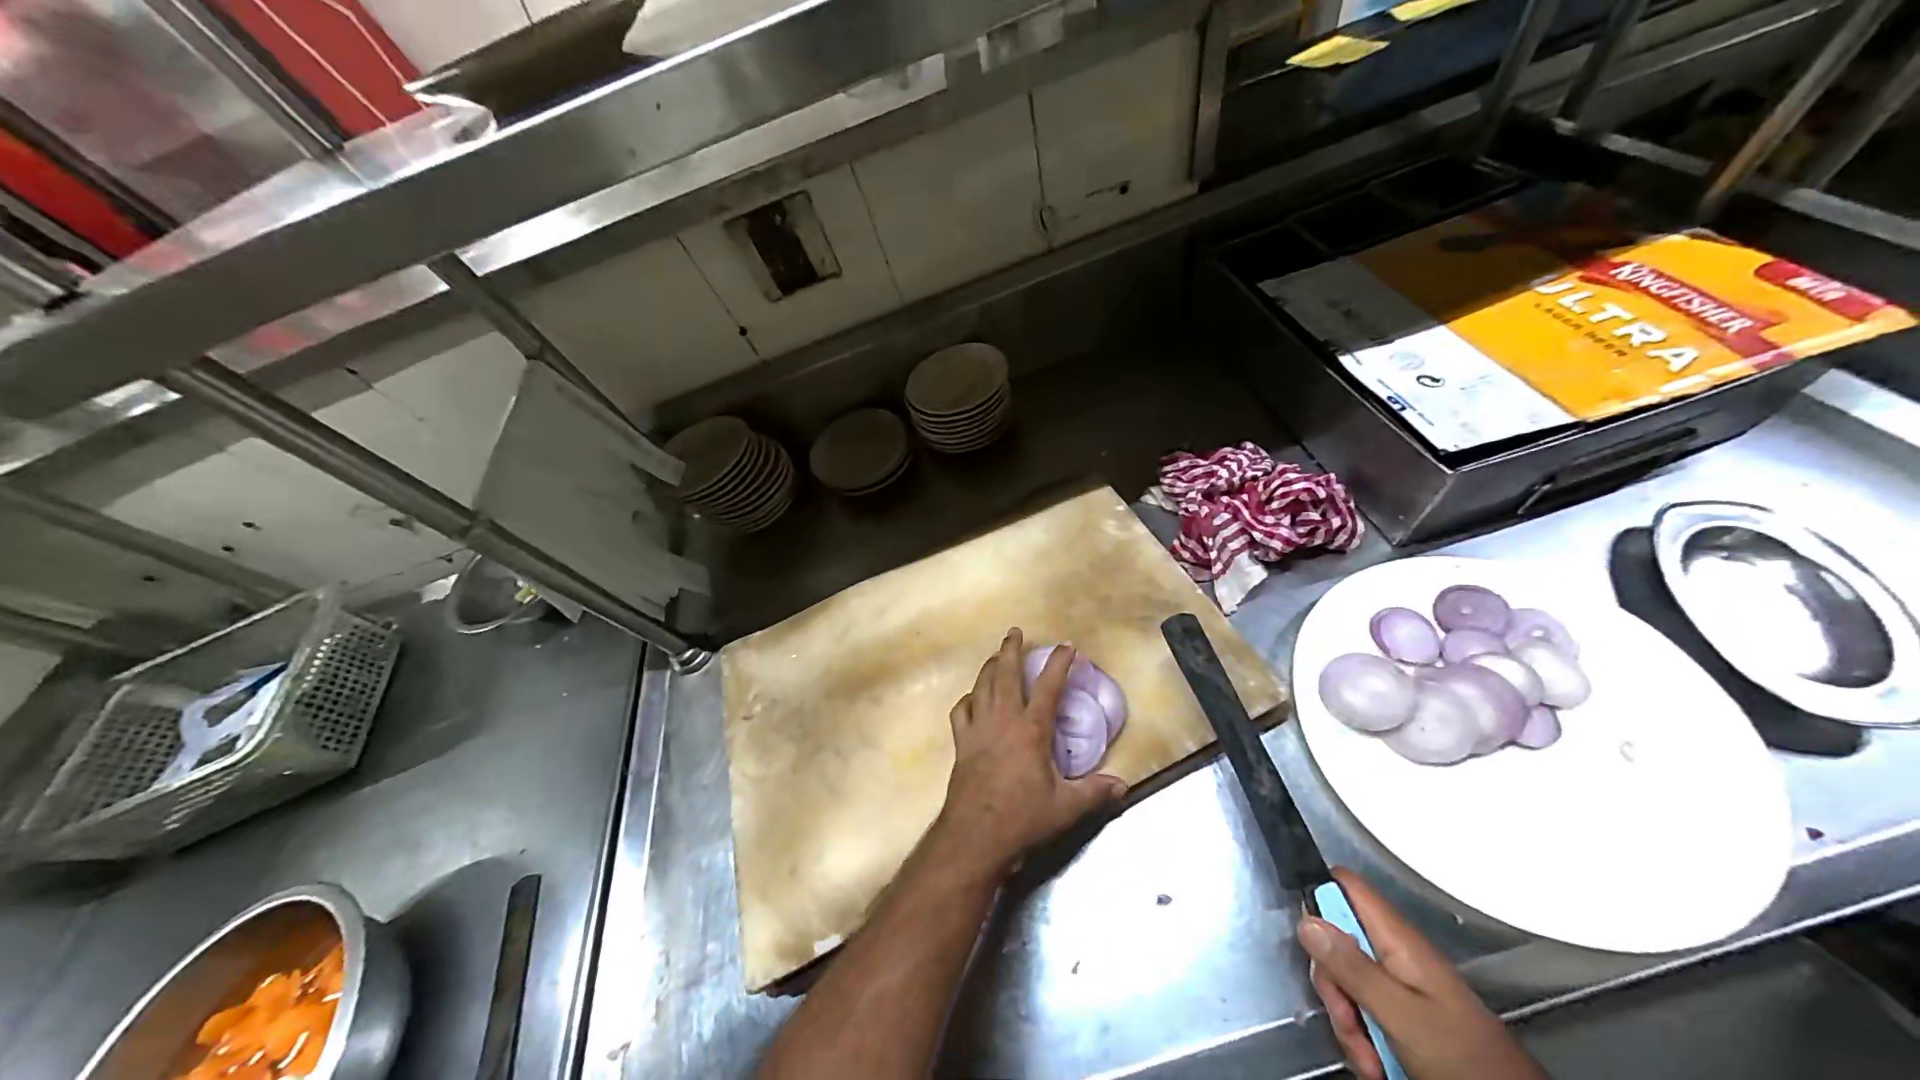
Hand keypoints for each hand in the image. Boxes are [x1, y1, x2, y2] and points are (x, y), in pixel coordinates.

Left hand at [932, 629, 1127, 880]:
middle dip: (1011, 649)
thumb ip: (1095, 793)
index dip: (1059, 663)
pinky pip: (961, 710)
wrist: (974, 835)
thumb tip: (1122, 787)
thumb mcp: (1066, 807)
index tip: (1067, 646)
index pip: (1049, 686)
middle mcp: (1002, 720)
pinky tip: (972, 698)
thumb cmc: (1022, 818)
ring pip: (981, 685)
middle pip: (1005, 673)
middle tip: (1015, 632)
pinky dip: (968, 698)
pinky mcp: (960, 743)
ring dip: (989, 666)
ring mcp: (977, 729)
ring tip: (996, 656)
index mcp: (1030, 729)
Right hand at [1300, 868, 1547, 1079]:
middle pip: (1335, 941)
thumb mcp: (1401, 1015)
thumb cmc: (1461, 1056)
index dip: (1318, 897)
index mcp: (1397, 939)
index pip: (1345, 885)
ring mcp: (1398, 983)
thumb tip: (1306, 920)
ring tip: (1370, 1056)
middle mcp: (1394, 953)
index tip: (1309, 938)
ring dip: (1347, 1019)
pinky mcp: (1401, 1012)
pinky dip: (1362, 1036)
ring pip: (1345, 980)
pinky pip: (1362, 1008)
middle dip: (1332, 983)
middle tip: (1349, 1018)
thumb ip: (1352, 966)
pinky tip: (1377, 1061)